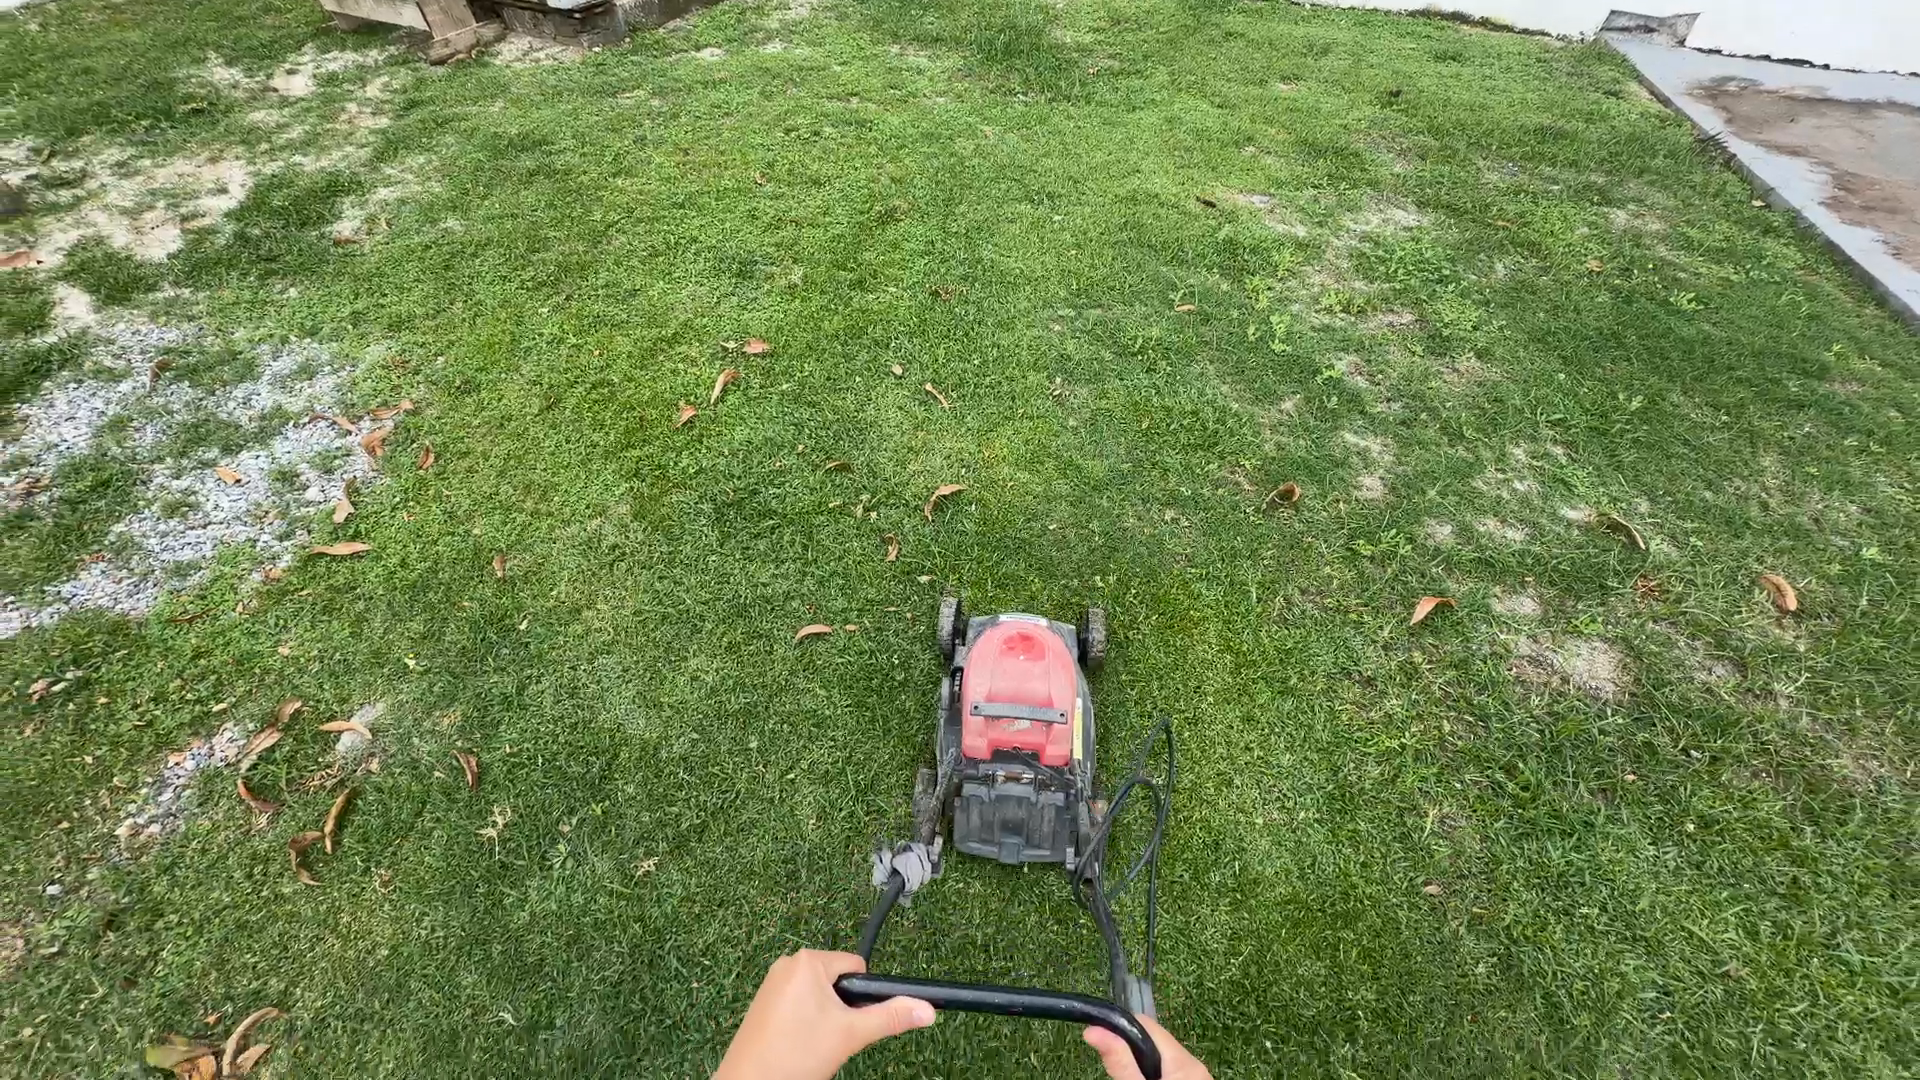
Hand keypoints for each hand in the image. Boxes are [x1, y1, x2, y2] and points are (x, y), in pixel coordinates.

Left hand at [713, 949, 934, 1079]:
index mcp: (809, 961)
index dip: (858, 998)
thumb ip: (890, 1018)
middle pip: (835, 981)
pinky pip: (797, 1005)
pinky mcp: (762, 1003)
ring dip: (822, 1018)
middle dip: (838, 1010)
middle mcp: (788, 963)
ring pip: (817, 996)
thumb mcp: (850, 1035)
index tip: (846, 1023)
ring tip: (809, 1047)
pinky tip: (796, 1048)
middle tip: (826, 1039)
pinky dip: (803, 1024)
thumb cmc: (794, 1059)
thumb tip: (926, 1008)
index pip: (855, 967)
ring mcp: (772, 983)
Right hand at [1085, 1014, 1211, 1079]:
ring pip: (1160, 1059)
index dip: (1120, 1028)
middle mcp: (1195, 1065)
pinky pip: (1170, 1071)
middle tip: (1117, 1072)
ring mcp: (1197, 1077)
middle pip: (1152, 1041)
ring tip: (1129, 1078)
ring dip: (1141, 1065)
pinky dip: (1154, 1075)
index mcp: (1184, 1060)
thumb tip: (1093, 1029)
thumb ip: (1121, 1063)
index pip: (1144, 1022)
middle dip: (1131, 1051)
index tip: (1101, 1041)